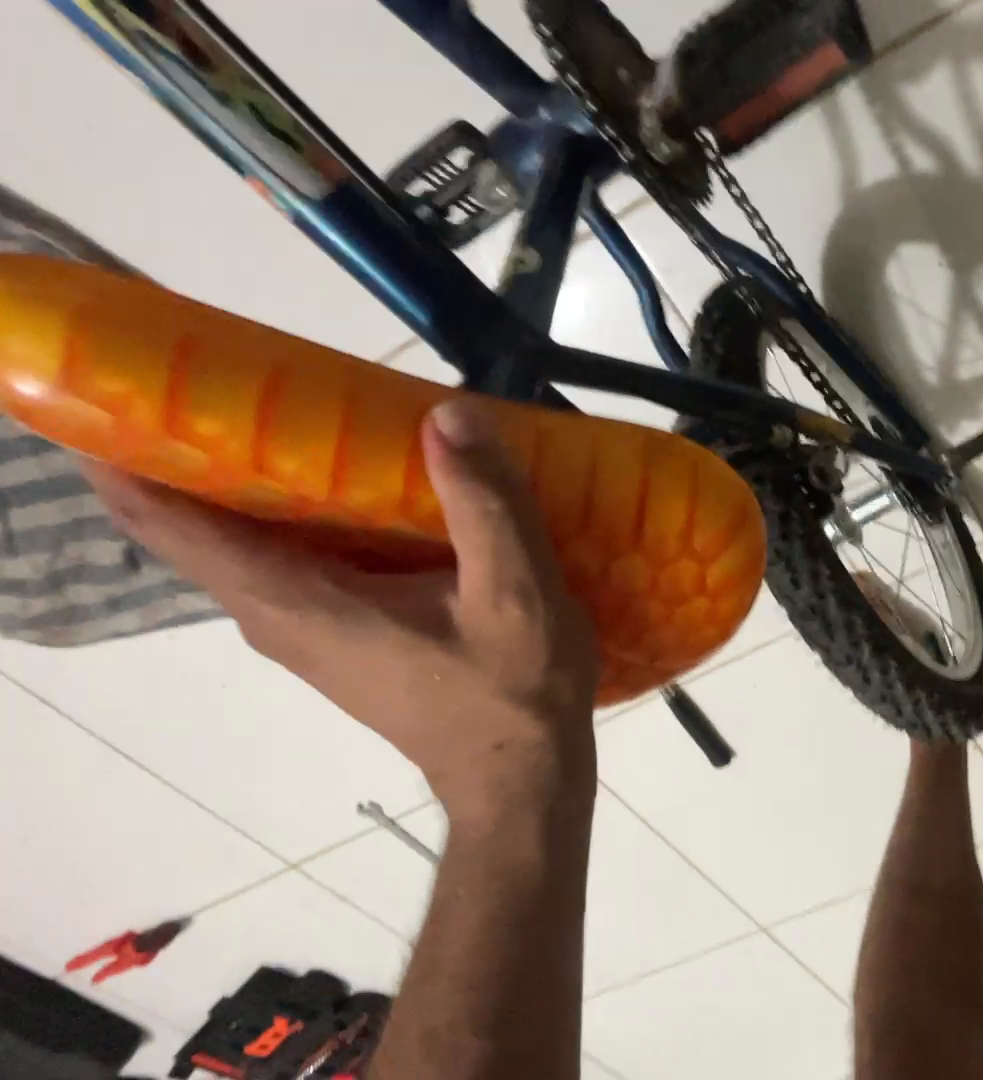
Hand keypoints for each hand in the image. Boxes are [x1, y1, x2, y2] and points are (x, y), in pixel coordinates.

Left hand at [83, 399, 599, 820]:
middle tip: (244, 379)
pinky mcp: (344, 643)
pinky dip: (305, 519)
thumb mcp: (514, 591)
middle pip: (198, 528)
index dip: (124, 451)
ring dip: (259, 484)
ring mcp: (309, 636)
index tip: (118, 381)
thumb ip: (484, 504)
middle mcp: (278, 618)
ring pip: (250, 546)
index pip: (167, 523)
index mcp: (298, 603)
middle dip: (200, 450)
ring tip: (308, 421)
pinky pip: (294, 566)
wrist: (524, 775)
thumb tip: (447, 414)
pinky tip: (367, 494)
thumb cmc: (514, 689)